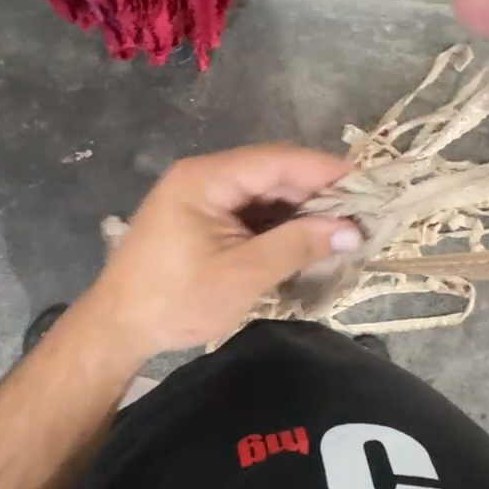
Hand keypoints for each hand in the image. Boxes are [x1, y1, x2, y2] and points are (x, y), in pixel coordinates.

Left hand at [75, 144, 364, 360]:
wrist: (117, 327)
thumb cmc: (176, 299)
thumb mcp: (242, 274)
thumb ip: (298, 246)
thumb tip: (353, 231)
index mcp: (206, 178)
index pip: (278, 160)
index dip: (326, 172)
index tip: (370, 187)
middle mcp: (203, 177)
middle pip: (272, 174)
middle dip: (316, 195)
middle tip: (362, 217)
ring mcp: (199, 198)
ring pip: (262, 195)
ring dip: (299, 213)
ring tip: (342, 232)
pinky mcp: (199, 221)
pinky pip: (248, 213)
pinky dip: (276, 227)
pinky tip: (305, 243)